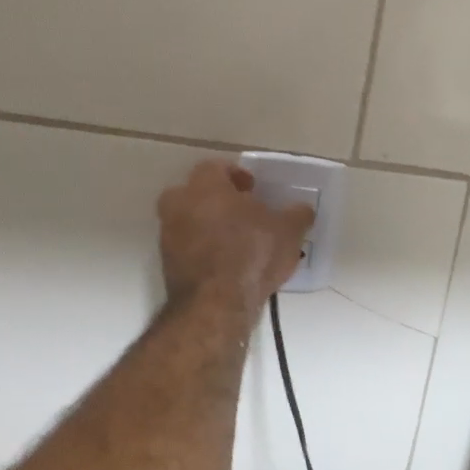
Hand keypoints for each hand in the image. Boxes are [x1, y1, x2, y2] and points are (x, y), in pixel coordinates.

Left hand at [156, 160, 314, 315]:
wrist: (218, 302)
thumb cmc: (254, 253)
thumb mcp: (291, 230)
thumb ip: (297, 213)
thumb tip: (301, 210)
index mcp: (207, 188)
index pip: (214, 167)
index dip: (235, 174)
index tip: (253, 187)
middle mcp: (180, 206)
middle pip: (192, 191)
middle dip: (214, 197)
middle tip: (240, 210)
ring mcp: (169, 235)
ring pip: (187, 219)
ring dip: (208, 223)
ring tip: (238, 239)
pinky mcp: (168, 263)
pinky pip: (186, 244)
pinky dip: (203, 247)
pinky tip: (228, 261)